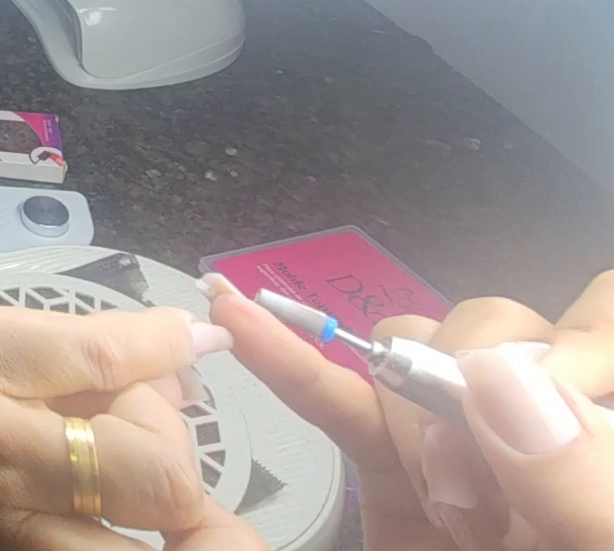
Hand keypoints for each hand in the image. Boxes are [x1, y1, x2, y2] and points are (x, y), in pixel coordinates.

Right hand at [0, 271, 250, 549]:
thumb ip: (25, 331)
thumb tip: (120, 348)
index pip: (106, 355)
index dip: (163, 340)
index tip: (194, 332)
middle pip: (153, 469)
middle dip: (168, 428)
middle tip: (129, 400)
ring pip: (133, 549)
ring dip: (170, 514)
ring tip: (135, 472)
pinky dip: (106, 537)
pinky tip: (91, 505)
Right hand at [205, 271, 613, 550]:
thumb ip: (583, 497)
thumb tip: (501, 374)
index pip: (606, 332)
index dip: (575, 342)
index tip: (544, 397)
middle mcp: (555, 441)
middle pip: (500, 331)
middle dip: (469, 385)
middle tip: (478, 479)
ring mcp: (469, 452)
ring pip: (409, 355)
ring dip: (399, 403)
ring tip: (428, 492)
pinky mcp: (393, 467)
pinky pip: (333, 395)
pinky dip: (285, 358)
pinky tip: (237, 315)